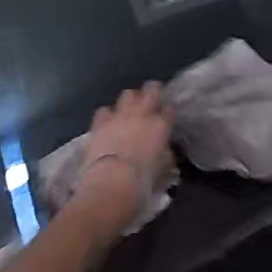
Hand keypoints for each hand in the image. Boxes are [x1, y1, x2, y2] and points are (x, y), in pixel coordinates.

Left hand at [73, 82, 174, 234]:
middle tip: (153, 95)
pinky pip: (105, 110)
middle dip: (153, 90)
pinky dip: (108, 114)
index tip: (167, 115)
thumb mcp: (163, 170)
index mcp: (161, 126)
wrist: (112, 181)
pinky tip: (108, 121)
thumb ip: (166, 156)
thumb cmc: (143, 181)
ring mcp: (120, 115)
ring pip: (128, 94)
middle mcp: (142, 114)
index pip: (169, 109)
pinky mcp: (101, 121)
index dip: (169, 111)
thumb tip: (165, 152)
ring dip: (131, 99)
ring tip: (130, 107)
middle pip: (151, 90)